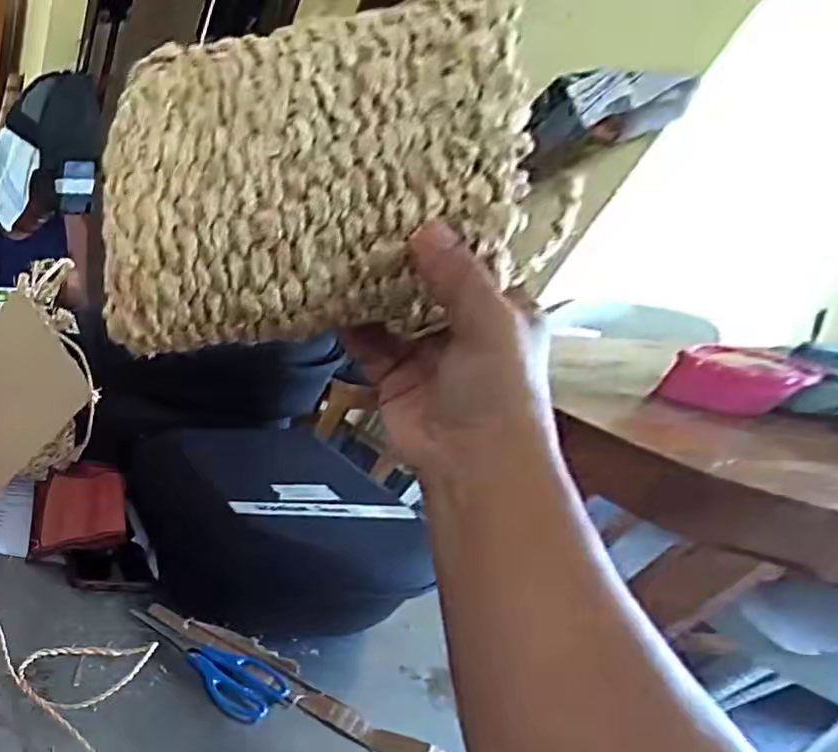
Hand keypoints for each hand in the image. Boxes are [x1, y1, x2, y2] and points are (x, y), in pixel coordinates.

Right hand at [343, 222, 554, 479]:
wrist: (468, 457)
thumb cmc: (499, 391)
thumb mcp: (488, 323)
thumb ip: (456, 278)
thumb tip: (425, 230)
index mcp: (502, 308)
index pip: (473, 262)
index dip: (447, 238)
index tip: (415, 209)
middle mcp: (462, 326)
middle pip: (426, 285)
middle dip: (402, 263)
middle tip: (370, 230)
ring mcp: (424, 352)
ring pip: (392, 313)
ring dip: (373, 293)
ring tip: (347, 260)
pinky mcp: (391, 375)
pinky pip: (368, 344)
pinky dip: (352, 327)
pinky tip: (335, 303)